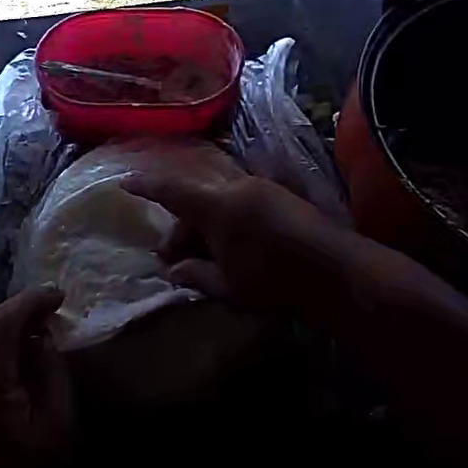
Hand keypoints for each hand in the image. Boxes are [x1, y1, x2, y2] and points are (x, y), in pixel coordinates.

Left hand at [0, 285, 71, 467]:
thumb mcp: (57, 426)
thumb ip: (50, 373)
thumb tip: (43, 337)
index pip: (1, 325)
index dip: (28, 303)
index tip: (58, 295)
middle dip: (17, 308)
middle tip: (51, 302)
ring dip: (7, 322)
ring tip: (40, 317)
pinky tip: (21, 344)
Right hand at [122, 173, 394, 324]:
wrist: (342, 276)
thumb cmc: (277, 282)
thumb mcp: (229, 285)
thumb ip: (197, 273)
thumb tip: (174, 270)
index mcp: (219, 206)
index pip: (171, 190)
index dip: (146, 186)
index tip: (125, 182)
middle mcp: (239, 188)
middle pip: (196, 199)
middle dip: (181, 228)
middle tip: (173, 259)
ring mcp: (264, 190)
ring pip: (219, 201)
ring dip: (205, 226)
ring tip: (203, 257)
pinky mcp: (282, 198)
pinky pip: (241, 203)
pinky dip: (226, 221)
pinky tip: (230, 248)